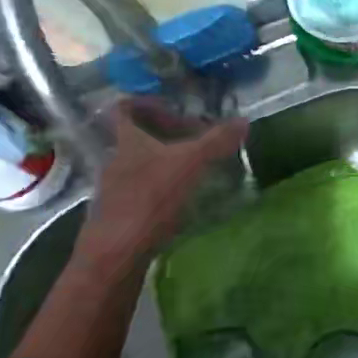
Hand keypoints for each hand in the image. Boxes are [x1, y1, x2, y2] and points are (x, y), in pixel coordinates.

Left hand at [76, 99, 247, 276]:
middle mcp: (116, 161)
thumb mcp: (191, 164)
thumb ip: (217, 141)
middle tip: (197, 139)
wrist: (115, 255)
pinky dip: (161, 189)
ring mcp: (114, 189)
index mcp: (129, 141)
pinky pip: (141, 191)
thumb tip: (243, 120)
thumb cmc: (151, 200)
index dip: (147, 103)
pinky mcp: (119, 215)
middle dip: (166, 136)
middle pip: (138, 138)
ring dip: (165, 163)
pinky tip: (182, 201)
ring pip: (140, 165)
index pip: (126, 109)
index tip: (174, 107)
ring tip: (195, 170)